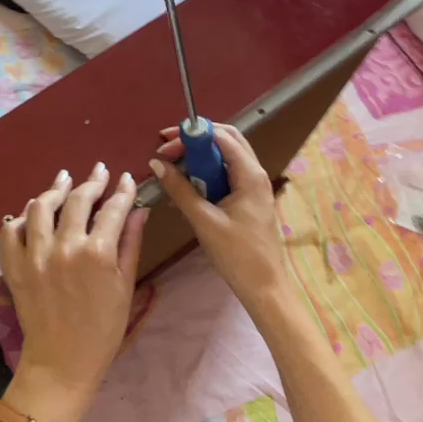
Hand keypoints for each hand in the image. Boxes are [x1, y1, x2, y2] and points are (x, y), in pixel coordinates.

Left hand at [0, 162, 148, 421]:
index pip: (112, 208)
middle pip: (77, 200)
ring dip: (54, 189)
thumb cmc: (102, 329)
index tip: (124, 179)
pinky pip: (12, 230)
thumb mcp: (125, 287)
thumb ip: (130, 243)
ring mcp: (36, 255)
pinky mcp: (15, 265)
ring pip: (41, 207)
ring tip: (63, 179)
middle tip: (98, 171)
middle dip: (91, 182)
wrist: (62, 362)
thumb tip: (139, 210)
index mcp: (97, 253)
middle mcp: (65, 247)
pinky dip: (21, 217)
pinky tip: (32, 210)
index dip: (121, 190)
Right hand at [151, 125, 292, 317]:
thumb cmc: (237, 255)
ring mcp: (254, 187)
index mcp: (250, 175)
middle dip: (195, 141)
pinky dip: (206, 174)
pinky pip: (226, 175)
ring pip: (225, 158)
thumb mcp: (203, 220)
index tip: (165, 142)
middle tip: (168, 149)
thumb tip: (157, 163)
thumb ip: (180, 189)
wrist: (264, 287)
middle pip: (226, 141)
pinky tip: (188, 187)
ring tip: (174, 167)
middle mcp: (255, 174)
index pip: (221, 137)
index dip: (192, 134)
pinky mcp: (249, 199)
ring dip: (199, 158)